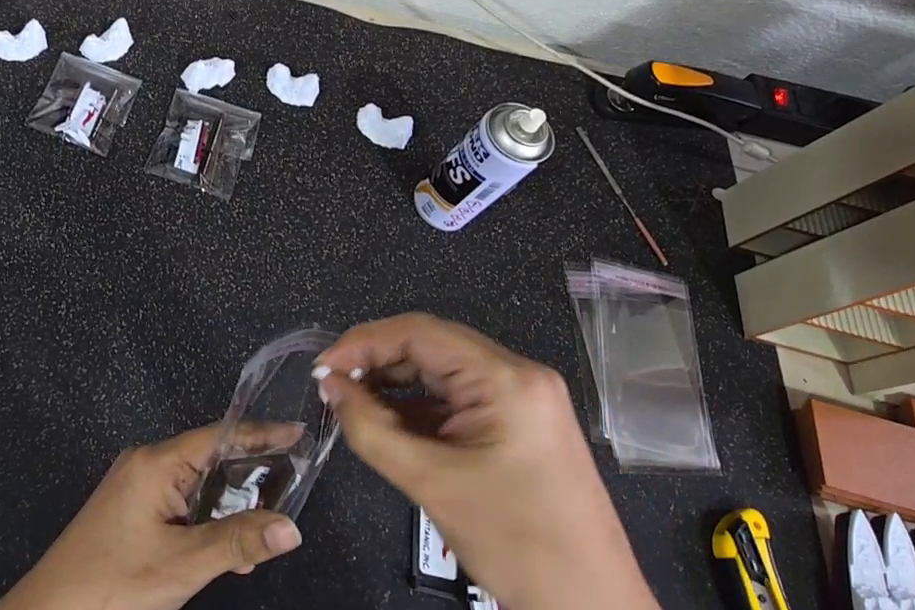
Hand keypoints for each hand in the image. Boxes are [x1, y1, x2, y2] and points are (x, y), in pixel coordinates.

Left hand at [0, 425, 302, 609]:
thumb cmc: (115, 582)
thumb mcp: (183, 565)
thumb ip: (238, 542)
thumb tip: (291, 528)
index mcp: (155, 463)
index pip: (217, 437)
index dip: (260, 435)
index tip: (297, 433)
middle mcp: (145, 464)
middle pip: (208, 458)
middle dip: (248, 477)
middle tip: (290, 487)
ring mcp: (135, 486)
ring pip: (195, 484)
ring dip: (227, 506)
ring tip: (262, 531)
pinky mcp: (130, 510)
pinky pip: (178, 502)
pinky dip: (205, 519)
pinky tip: (226, 547)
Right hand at [316, 314, 656, 609]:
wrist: (592, 609)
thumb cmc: (516, 543)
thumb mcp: (431, 483)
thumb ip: (371, 429)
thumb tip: (330, 388)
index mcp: (506, 379)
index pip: (420, 333)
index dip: (364, 344)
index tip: (322, 368)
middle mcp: (518, 376)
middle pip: (432, 347)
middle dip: (377, 363)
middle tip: (332, 388)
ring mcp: (522, 400)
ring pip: (442, 373)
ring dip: (395, 386)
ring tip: (352, 406)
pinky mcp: (520, 426)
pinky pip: (458, 400)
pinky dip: (419, 409)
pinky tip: (388, 425)